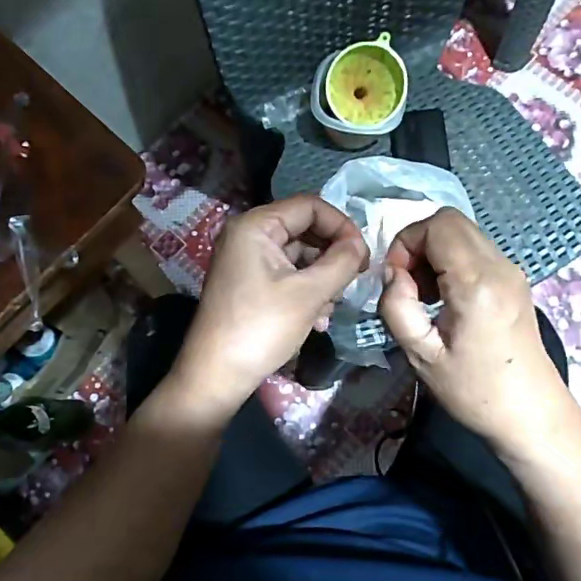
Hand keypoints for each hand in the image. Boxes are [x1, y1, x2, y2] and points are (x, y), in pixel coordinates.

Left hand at [170, 195, 367, 415]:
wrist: (217, 374)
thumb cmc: (262, 328)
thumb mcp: (309, 293)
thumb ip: (341, 262)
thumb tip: (361, 245)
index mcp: (256, 226)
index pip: (310, 206)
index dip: (341, 226)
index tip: (363, 256)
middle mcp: (247, 235)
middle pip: (304, 229)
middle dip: (332, 255)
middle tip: (354, 280)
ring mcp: (246, 260)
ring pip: (298, 255)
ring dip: (322, 278)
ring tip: (330, 308)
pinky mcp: (248, 283)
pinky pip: (286, 274)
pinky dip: (306, 290)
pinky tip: (317, 319)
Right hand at [378, 208, 571, 449]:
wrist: (532, 415)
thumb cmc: (475, 392)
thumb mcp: (421, 356)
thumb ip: (397, 307)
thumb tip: (392, 274)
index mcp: (478, 283)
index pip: (436, 225)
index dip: (405, 243)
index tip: (396, 281)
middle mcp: (500, 266)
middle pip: (449, 221)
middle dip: (417, 245)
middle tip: (408, 287)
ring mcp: (512, 271)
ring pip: (462, 234)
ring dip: (433, 254)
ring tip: (424, 297)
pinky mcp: (514, 281)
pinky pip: (474, 251)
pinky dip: (450, 263)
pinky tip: (444, 300)